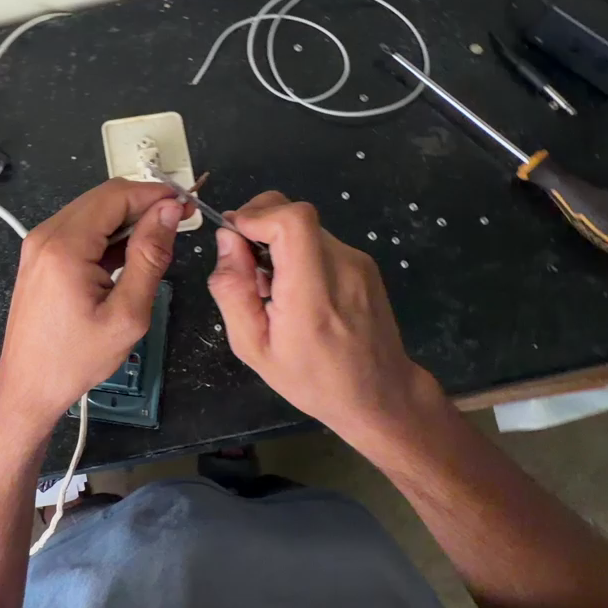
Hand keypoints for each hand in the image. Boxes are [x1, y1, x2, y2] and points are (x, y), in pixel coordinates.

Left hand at [0, 179, 184, 442]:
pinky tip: (129, 255)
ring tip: (159, 240)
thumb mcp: (127, 313)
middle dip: (143, 203)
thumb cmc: (77, 358)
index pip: (116, 196)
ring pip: (91, 210)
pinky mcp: (39, 256)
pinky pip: (79, 229)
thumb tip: (168, 211)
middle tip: (178, 221)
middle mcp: (45, 234)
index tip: (186, 205)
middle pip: (102, 198)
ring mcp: (38, 244)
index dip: (155, 194)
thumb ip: (149, 257)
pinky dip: (107, 234)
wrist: (29, 385)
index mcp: (65, 246)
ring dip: (126, 218)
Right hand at [207, 191, 442, 445]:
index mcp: (312, 295)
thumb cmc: (311, 380)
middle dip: (259, 224)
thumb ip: (232, 290)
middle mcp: (342, 268)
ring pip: (304, 226)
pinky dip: (297, 251)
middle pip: (295, 213)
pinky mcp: (364, 262)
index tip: (235, 236)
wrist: (380, 394)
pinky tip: (296, 288)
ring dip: (277, 242)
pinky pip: (319, 240)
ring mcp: (358, 262)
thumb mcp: (252, 347)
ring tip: (273, 286)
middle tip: (245, 263)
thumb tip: (227, 239)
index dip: (257, 215)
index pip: (292, 221)